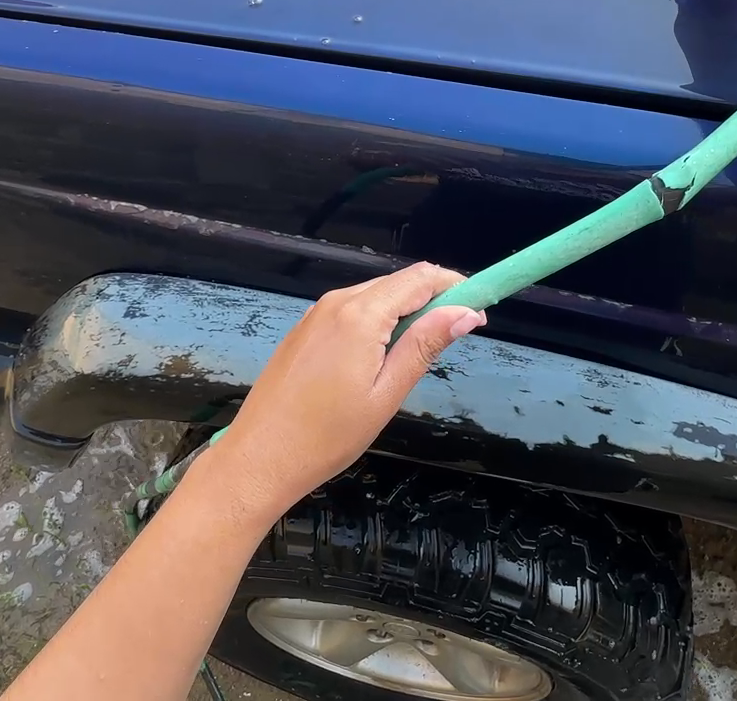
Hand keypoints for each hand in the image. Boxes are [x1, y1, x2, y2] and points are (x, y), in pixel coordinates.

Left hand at [212, 264, 483, 515]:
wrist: (258, 459)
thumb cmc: (328, 436)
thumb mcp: (387, 393)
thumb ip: (425, 346)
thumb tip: (466, 313)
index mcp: (361, 314)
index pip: (421, 278)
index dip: (455, 287)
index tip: (478, 311)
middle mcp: (338, 301)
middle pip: (399, 282)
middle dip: (433, 299)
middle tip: (455, 335)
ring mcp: (317, 312)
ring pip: (376, 294)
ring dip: (406, 311)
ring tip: (420, 352)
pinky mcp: (306, 327)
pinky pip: (353, 308)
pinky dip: (379, 319)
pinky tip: (381, 355)